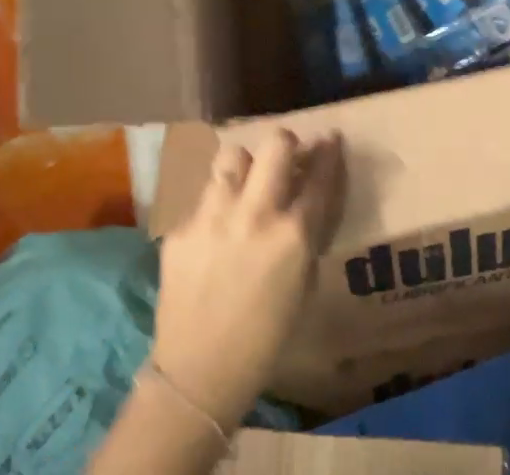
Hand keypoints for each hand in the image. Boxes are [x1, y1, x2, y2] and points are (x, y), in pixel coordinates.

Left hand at [150, 129, 346, 426]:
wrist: (200, 371)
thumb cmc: (267, 334)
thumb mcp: (304, 280)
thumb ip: (306, 234)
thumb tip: (306, 202)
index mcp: (293, 233)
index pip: (320, 174)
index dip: (329, 151)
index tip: (330, 138)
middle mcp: (255, 214)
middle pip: (275, 145)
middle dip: (286, 143)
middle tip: (286, 156)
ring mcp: (212, 219)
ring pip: (231, 158)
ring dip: (245, 166)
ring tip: (246, 183)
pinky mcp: (179, 231)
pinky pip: (203, 200)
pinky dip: (216, 207)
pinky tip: (216, 231)